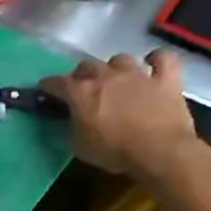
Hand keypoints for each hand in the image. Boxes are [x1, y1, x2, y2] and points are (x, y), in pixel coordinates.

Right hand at [39, 51, 203, 178]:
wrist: (160, 152)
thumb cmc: (116, 152)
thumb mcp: (80, 147)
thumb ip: (71, 128)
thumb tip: (70, 120)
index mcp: (81, 92)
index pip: (56, 82)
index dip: (48, 86)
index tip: (46, 90)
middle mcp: (106, 75)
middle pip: (87, 65)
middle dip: (82, 75)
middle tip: (85, 89)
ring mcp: (137, 74)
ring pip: (120, 59)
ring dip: (115, 68)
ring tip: (117, 79)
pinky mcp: (164, 79)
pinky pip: (162, 58)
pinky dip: (157, 59)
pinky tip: (153, 64)